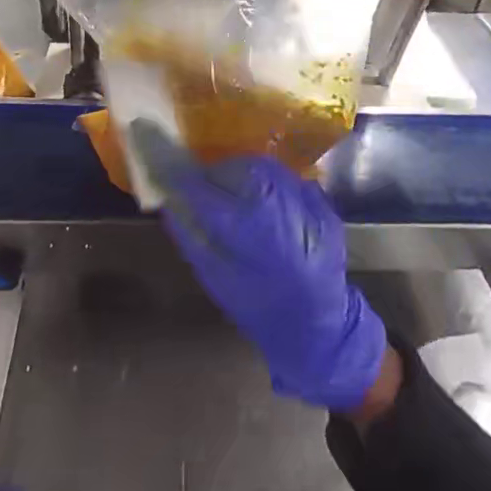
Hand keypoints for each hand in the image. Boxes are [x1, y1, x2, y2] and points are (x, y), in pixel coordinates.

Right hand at [131, 121, 386, 411]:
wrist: (317, 322)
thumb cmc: (258, 306)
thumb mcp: (215, 278)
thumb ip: (190, 237)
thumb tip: (169, 204)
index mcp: (244, 224)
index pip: (202, 189)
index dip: (181, 179)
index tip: (169, 174)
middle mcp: (274, 201)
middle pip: (234, 169)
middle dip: (215, 175)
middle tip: (205, 189)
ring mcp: (303, 198)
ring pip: (261, 167)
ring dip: (241, 175)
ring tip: (234, 194)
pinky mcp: (321, 202)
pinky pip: (286, 178)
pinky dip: (269, 184)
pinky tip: (265, 204)